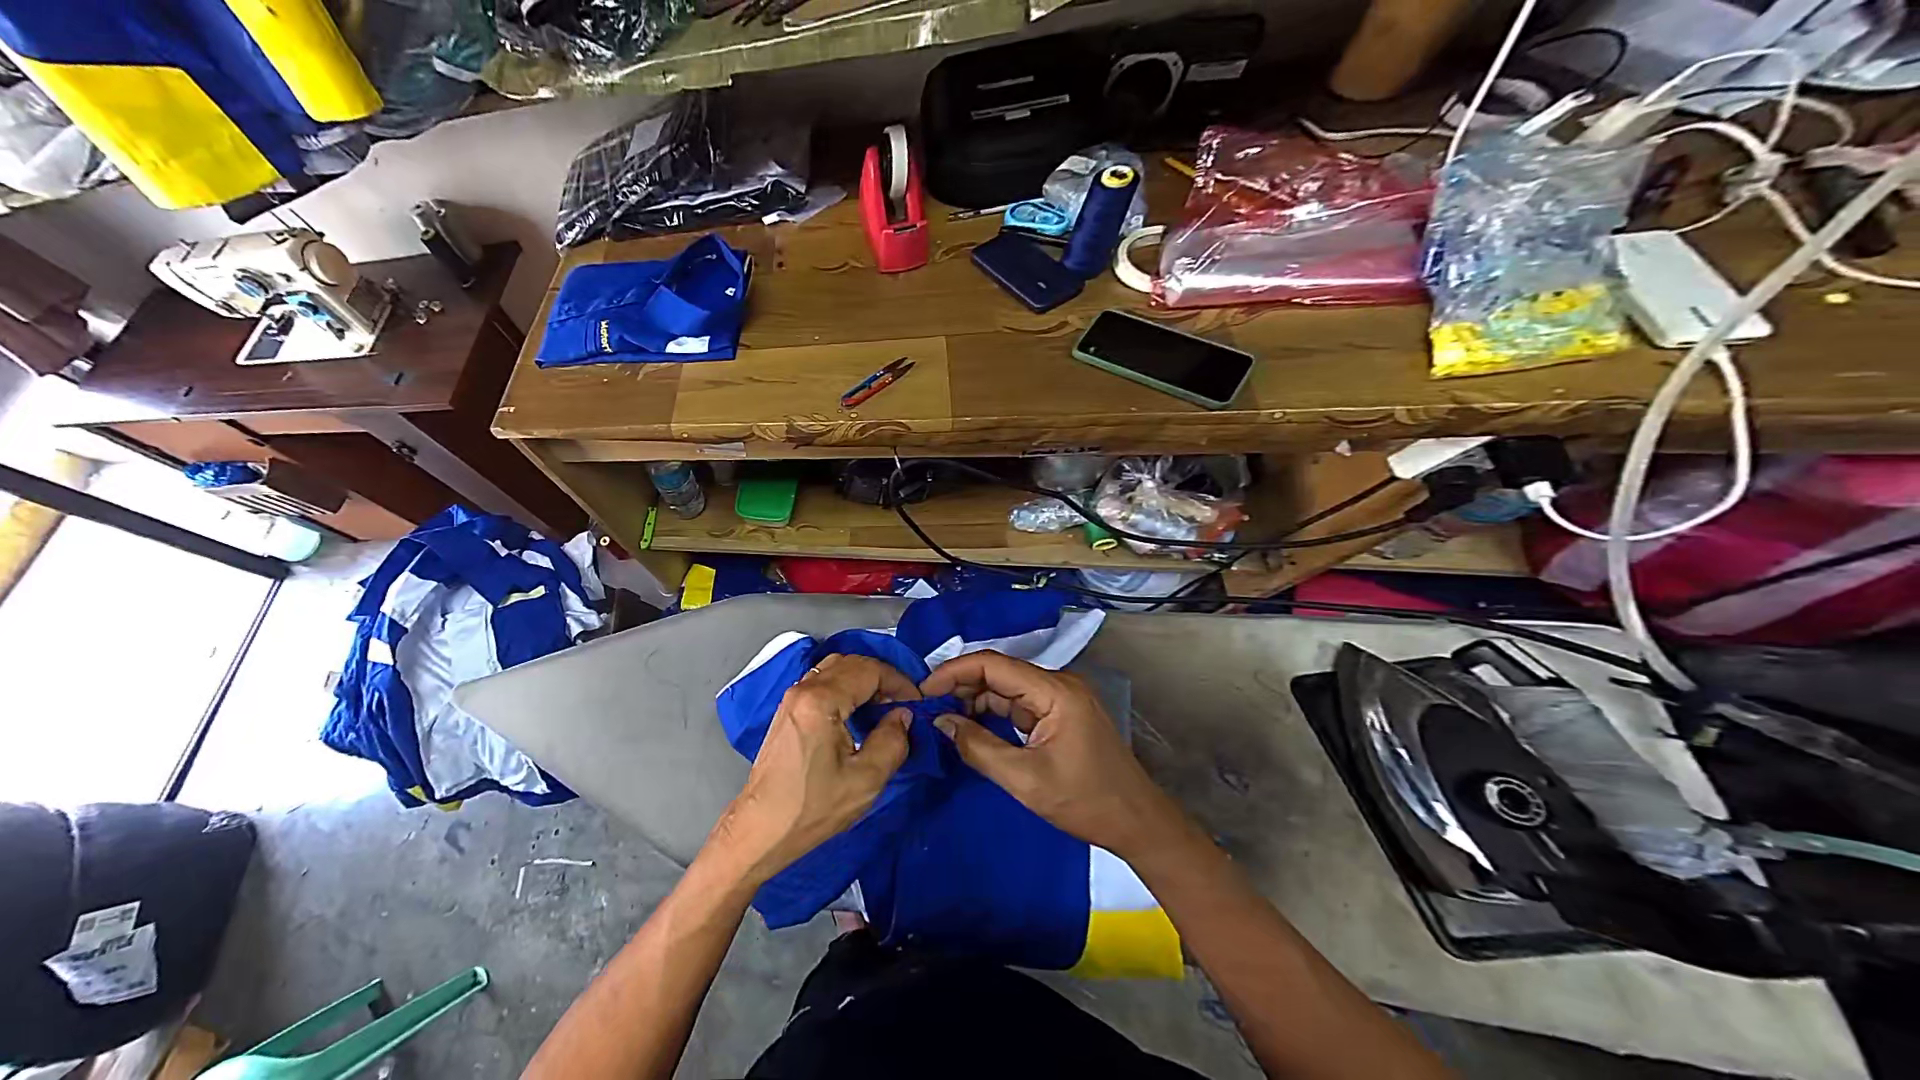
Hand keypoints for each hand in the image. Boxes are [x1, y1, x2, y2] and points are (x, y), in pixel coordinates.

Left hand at [708, 654, 917, 884]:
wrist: (761, 830)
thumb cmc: (810, 809)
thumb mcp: (865, 780)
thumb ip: (892, 741)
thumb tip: (902, 717)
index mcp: (821, 701)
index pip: (870, 671)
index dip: (900, 683)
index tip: (916, 704)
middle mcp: (803, 691)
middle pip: (853, 664)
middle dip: (884, 679)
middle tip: (903, 705)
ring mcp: (792, 699)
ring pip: (837, 669)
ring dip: (865, 682)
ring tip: (884, 709)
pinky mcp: (788, 712)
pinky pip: (824, 683)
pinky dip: (847, 689)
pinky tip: (859, 715)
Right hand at [923, 651, 1182, 857]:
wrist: (1137, 822)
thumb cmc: (1086, 801)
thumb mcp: (1025, 780)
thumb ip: (978, 747)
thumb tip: (941, 722)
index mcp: (1055, 691)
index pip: (993, 664)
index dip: (954, 673)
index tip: (922, 692)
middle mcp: (1058, 684)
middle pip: (999, 672)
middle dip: (960, 686)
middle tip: (926, 708)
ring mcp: (1061, 699)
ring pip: (1007, 688)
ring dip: (974, 700)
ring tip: (941, 718)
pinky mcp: (1060, 715)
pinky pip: (1019, 704)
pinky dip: (993, 713)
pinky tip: (970, 726)